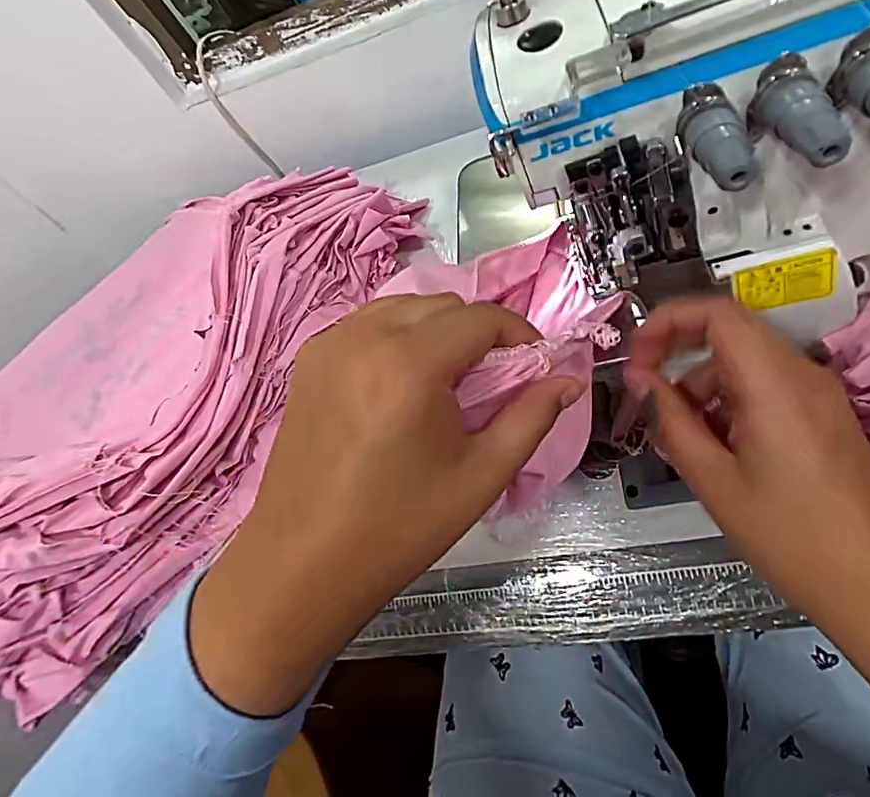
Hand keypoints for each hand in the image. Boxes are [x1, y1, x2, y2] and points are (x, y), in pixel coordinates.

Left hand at [192, 293, 578, 715]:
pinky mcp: (310, 358)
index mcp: (410, 363)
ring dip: (439, 327)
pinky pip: (368, 323)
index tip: (535, 363)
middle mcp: (365, 336)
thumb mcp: (481, 475)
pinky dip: (399, 333)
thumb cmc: (398, 528)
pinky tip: (405, 377)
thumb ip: (531, 417)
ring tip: (451, 376)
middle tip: (495, 377)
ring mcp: (330, 342)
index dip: (518, 334)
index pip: (481, 318)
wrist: (301, 565)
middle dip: (480, 330)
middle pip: (444, 304)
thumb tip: (567, 380)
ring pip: (404, 306)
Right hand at [624, 296, 869, 630]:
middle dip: (680, 350)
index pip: (717, 312)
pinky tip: (719, 441)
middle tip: (649, 386)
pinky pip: (768, 382)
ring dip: (705, 379)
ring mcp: (819, 392)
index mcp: (775, 384)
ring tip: (684, 430)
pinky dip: (732, 396)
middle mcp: (802, 374)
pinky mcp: (826, 413)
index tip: (640, 355)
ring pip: (747, 358)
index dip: (668, 321)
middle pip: (730, 329)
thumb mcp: (715, 482)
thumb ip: (672, 421)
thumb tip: (646, 383)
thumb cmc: (795, 540)